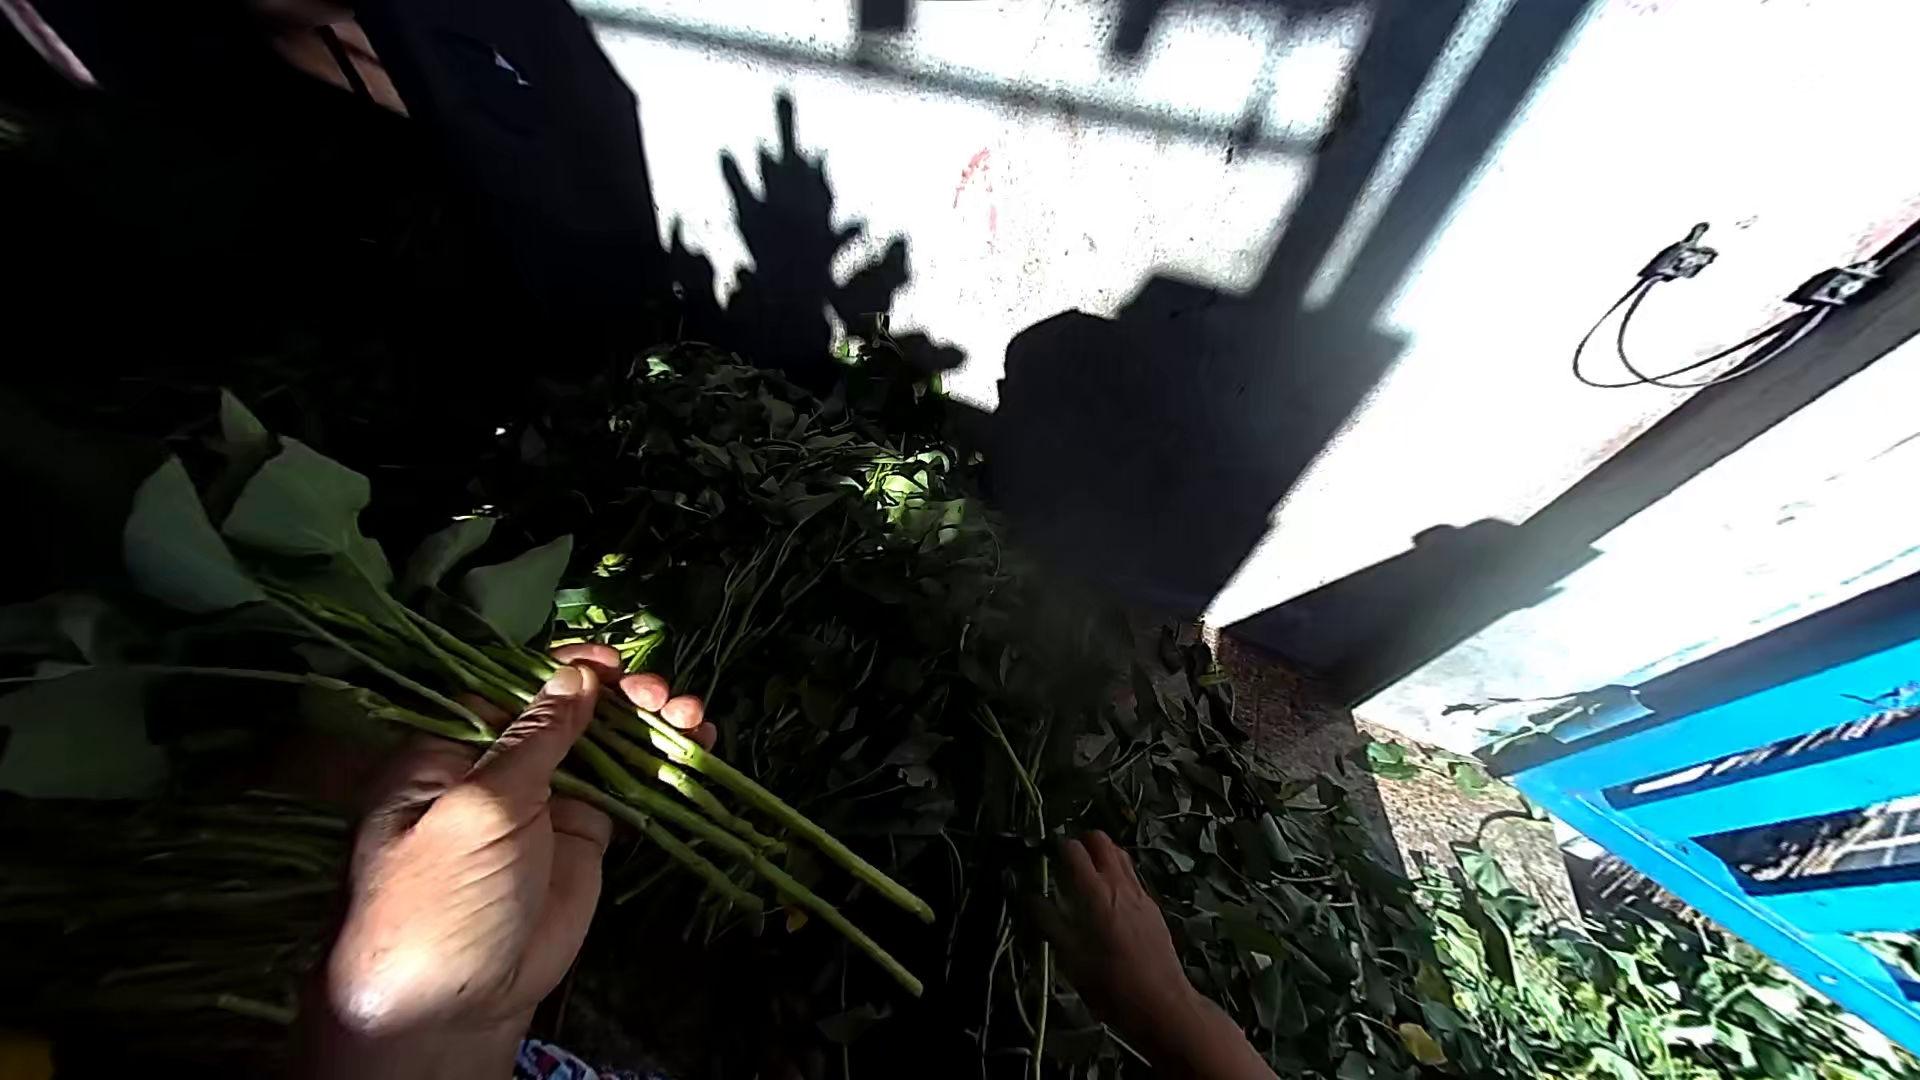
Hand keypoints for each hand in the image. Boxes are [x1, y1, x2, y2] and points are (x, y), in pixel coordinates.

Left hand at [311, 646, 707, 1078]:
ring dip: (655, 718)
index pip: (513, 687)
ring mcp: (555, 794)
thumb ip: (535, 737)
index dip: (563, 668)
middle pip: (576, 708)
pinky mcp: (594, 822)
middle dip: (622, 694)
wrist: (466, 1002)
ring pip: (612, 738)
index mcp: (457, 752)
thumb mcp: (480, 808)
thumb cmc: (448, 898)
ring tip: (689, 713)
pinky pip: (635, 776)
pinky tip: (701, 738)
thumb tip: (575, 676)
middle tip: (657, 694)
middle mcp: (508, 765)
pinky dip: (669, 755)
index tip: (609, 662)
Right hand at [1036, 831, 1276, 1079]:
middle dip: (1082, 841)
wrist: (1163, 1005)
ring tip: (1088, 874)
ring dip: (1102, 854)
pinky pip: (1131, 874)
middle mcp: (1118, 883)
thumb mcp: (1070, 958)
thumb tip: (1031, 897)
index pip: (1073, 848)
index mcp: (1094, 891)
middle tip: (1069, 859)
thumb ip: (1049, 922)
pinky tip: (1110, 898)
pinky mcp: (1152, 905)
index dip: (1057, 846)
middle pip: (1100, 839)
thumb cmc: (1111, 984)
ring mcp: (1138, 891)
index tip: (1047, 855)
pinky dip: (1117, 873)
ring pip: (1119, 853)